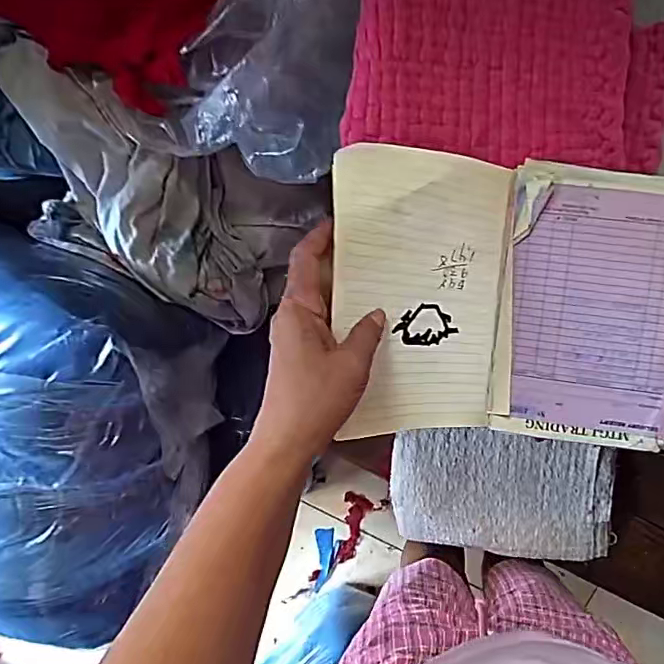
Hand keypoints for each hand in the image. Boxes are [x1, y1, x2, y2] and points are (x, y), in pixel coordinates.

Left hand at [253, 221, 385, 463]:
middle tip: (372, 255)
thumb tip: (376, 314)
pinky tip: (366, 326)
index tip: (338, 224)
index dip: (319, 238)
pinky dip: (343, 318)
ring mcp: (294, 338)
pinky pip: (324, 326)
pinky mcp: (301, 355)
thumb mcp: (351, 363)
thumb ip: (366, 333)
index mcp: (298, 311)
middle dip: (340, 265)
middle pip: (314, 280)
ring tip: (377, 286)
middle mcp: (291, 319)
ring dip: (344, 295)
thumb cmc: (314, 400)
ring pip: (321, 305)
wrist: (287, 439)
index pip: (305, 261)